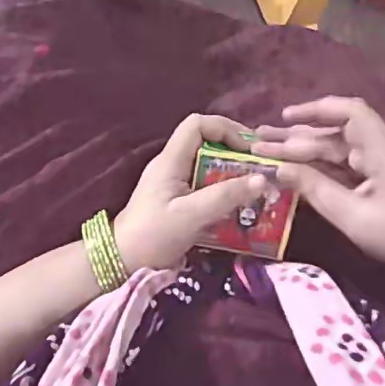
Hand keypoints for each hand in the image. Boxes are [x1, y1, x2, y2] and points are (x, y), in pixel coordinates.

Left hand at [114, 114, 268, 271]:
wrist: (122, 261)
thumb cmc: (153, 235)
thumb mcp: (191, 216)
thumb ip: (225, 196)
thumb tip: (261, 179)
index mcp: (170, 160)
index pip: (197, 124)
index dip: (225, 129)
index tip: (248, 149)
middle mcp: (170, 165)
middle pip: (204, 141)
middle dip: (233, 151)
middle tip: (258, 168)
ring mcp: (171, 181)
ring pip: (206, 164)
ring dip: (231, 172)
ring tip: (254, 186)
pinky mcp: (175, 199)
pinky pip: (203, 183)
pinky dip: (222, 188)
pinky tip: (237, 203)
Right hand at [250, 97, 384, 277]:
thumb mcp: (353, 217)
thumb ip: (315, 189)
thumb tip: (279, 168)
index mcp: (382, 151)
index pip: (351, 113)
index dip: (317, 110)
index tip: (286, 116)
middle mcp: (381, 149)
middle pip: (334, 132)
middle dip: (296, 136)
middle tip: (259, 140)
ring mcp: (379, 163)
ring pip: (335, 148)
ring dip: (302, 149)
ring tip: (266, 148)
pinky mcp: (376, 176)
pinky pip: (342, 164)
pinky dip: (316, 165)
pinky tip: (291, 167)